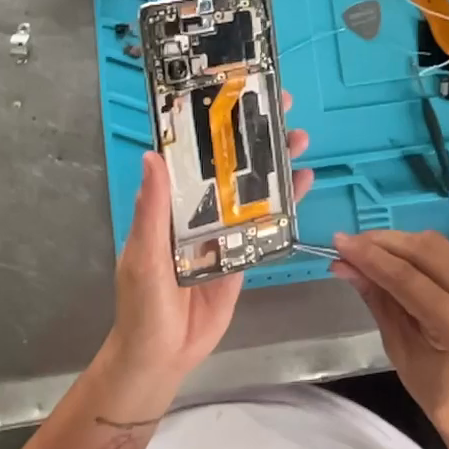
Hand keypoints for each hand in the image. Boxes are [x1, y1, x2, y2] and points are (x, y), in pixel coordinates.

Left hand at [108, 95, 309, 380]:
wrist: (163, 357)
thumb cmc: (143, 303)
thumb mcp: (143, 254)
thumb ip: (152, 209)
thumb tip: (153, 155)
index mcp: (170, 201)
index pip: (191, 152)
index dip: (210, 120)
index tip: (233, 92)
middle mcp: (198, 207)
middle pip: (229, 163)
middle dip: (254, 133)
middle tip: (281, 105)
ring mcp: (223, 228)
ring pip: (253, 187)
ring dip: (276, 162)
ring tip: (300, 137)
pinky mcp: (244, 253)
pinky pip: (267, 222)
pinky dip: (286, 202)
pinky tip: (305, 182)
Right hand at [330, 230, 448, 446]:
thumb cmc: (438, 390)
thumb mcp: (398, 348)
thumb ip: (375, 299)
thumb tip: (343, 265)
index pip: (406, 278)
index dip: (369, 257)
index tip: (339, 243)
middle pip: (422, 251)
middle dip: (380, 242)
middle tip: (347, 243)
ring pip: (433, 244)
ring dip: (396, 241)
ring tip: (364, 246)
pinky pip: (445, 251)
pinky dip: (414, 247)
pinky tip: (391, 253)